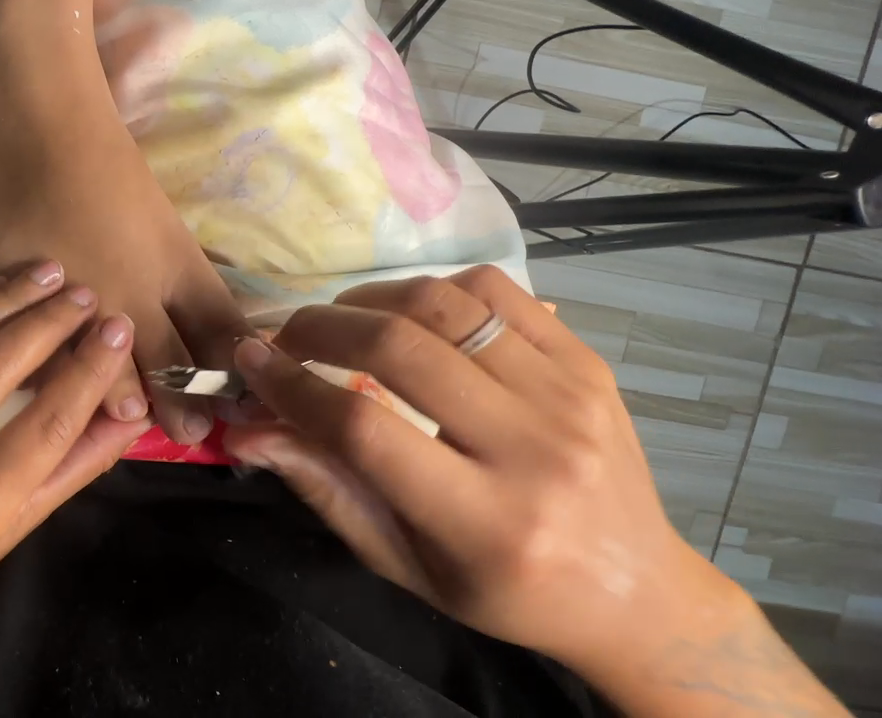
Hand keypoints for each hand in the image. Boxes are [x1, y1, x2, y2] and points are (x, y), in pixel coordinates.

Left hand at [0, 0, 247, 443]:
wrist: (28, 103)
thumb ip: (7, 329)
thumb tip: (32, 374)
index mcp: (76, 312)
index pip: (109, 386)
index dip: (122, 419)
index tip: (135, 443)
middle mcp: (132, 297)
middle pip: (167, 368)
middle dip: (179, 406)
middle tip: (196, 439)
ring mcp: (163, 264)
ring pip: (209, 336)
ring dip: (220, 374)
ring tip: (234, 408)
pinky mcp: (177, 234)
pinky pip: (217, 297)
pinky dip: (232, 330)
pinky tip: (242, 352)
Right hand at [222, 267, 745, 675]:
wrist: (637, 592)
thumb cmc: (502, 588)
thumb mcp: (400, 560)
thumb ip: (320, 486)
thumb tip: (244, 428)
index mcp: (486, 522)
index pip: (363, 429)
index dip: (290, 386)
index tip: (249, 362)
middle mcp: (536, 453)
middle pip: (399, 350)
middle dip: (318, 328)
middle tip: (286, 337)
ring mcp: (570, 399)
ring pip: (442, 305)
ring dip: (368, 300)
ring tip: (341, 321)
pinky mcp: (587, 364)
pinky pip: (494, 290)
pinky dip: (432, 288)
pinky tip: (409, 315)